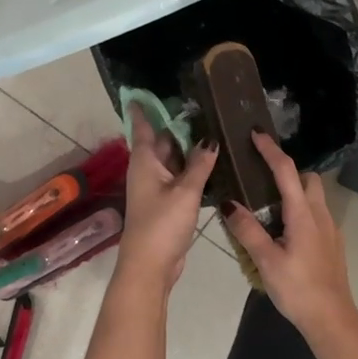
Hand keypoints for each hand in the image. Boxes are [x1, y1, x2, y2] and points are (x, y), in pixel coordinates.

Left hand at [114, 104, 217, 287]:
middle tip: (203, 108)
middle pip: (163, 142)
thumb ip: (200, 164)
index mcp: (145, 162)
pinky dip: (193, 170)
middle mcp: (148, 171)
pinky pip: (181, 179)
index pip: (143, 128)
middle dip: (179, 127)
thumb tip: (210, 138)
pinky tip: (213, 165)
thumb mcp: (185, 191)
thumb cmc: (162, 225)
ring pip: (174, 161)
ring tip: (214, 131)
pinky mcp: (167, 204)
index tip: (143, 92)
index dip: (144, 110)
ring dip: (190, 150)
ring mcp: (157, 188)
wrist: (150, 266)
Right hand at [221, 131, 357, 331]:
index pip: (287, 171)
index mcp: (303, 214)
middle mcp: (321, 215)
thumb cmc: (298, 289)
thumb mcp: (266, 261)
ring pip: (314, 197)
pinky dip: (300, 211)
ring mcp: (331, 229)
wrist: (332, 318)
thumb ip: (248, 230)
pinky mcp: (333, 244)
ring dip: (294, 192)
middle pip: (307, 179)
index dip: (270, 150)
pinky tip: (283, 231)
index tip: (255, 134)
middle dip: (287, 171)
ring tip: (267, 206)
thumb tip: (229, 203)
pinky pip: (316, 215)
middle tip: (261, 176)